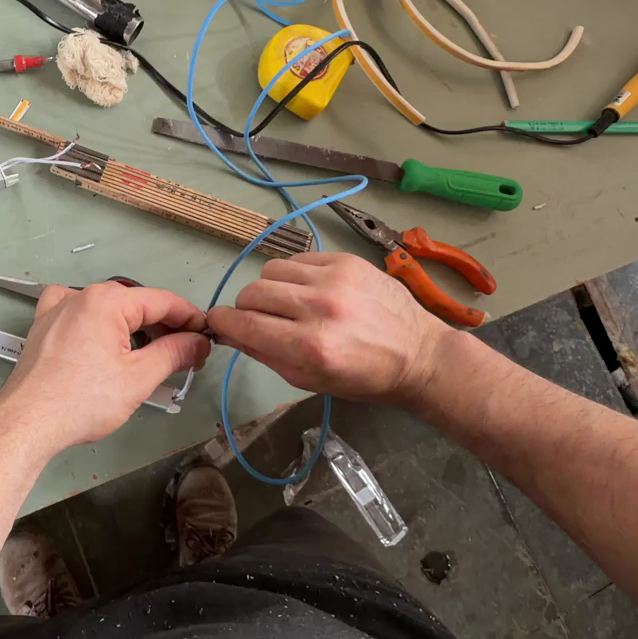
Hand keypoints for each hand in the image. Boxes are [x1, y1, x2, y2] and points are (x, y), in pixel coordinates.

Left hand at [0, 283, 209, 457]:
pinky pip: (79, 312)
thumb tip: (199, 342)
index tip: (207, 337)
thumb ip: (175, 353)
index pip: (163, 301)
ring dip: (134, 328)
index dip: (190, 318)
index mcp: (108, 300)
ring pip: (109, 309)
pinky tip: (102, 338)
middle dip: (164, 327)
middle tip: (186, 355)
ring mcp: (58, 308)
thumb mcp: (139, 378)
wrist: (27, 424)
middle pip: (136, 304)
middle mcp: (82, 295)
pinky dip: (98, 322)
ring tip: (152, 356)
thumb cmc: (83, 401)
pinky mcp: (44, 326)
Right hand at [205, 252, 456, 407]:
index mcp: (310, 347)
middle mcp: (320, 308)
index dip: (223, 323)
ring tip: (289, 302)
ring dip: (271, 287)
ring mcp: (335, 279)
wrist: (418, 353)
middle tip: (260, 318)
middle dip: (247, 307)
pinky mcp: (347, 260)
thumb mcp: (310, 380)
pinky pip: (299, 258)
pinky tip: (311, 289)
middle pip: (253, 292)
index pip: (244, 323)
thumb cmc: (364, 377)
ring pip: (272, 269)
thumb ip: (266, 354)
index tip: (219, 323)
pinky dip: (296, 275)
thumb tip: (231, 332)